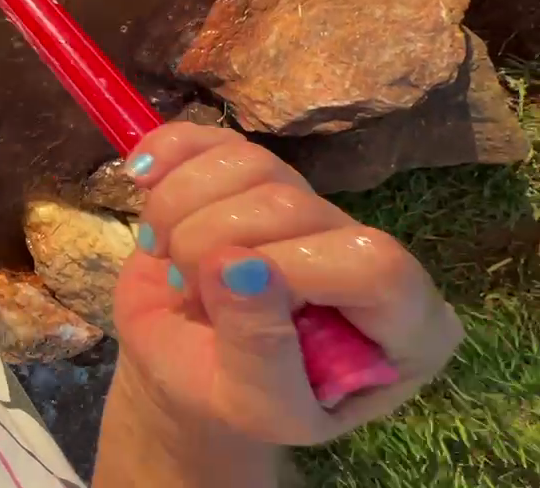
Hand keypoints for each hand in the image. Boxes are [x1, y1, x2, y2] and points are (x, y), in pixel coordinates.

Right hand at [114, 120, 462, 444]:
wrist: (175, 360)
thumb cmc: (223, 395)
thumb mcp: (253, 403)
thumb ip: (261, 349)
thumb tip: (237, 264)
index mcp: (400, 322)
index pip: (372, 262)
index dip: (288, 265)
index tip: (217, 291)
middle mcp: (358, 251)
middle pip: (288, 203)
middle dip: (206, 239)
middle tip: (180, 282)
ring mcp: (297, 207)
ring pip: (245, 161)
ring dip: (176, 204)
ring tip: (162, 249)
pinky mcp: (234, 179)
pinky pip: (206, 137)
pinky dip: (162, 151)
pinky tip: (139, 181)